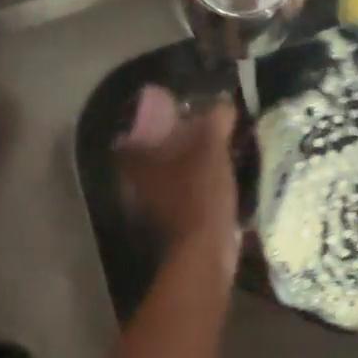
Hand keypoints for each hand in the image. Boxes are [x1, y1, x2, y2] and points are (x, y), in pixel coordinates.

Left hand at [116, 86, 240, 265]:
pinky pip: (180, 198)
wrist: (202, 255)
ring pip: (165, 179)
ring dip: (184, 168)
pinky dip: (194, 190)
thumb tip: (223, 103)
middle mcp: (133, 184)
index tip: (175, 113)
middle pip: (149, 156)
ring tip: (213, 156)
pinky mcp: (168, 228)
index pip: (133, 132)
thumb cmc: (199, 194)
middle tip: (199, 133)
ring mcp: (149, 209)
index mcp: (135, 161)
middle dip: (172, 145)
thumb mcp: (212, 150)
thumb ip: (215, 123)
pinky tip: (215, 184)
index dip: (152, 120)